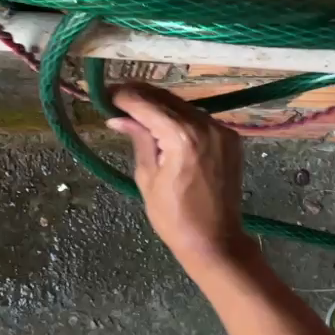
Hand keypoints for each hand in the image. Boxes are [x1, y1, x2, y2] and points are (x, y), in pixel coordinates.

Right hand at [105, 83, 254, 269]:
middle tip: (115, 96)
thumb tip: (118, 118)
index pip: (147, 105)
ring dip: (159, 104)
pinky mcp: (230, 138)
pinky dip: (178, 116)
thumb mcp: (147, 177)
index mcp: (182, 137)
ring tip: (134, 108)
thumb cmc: (173, 216)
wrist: (215, 240)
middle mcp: (205, 125)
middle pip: (166, 99)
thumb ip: (139, 140)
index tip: (105, 94)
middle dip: (140, 95)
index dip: (123, 97)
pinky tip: (162, 121)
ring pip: (183, 106)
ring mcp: (222, 130)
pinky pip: (198, 119)